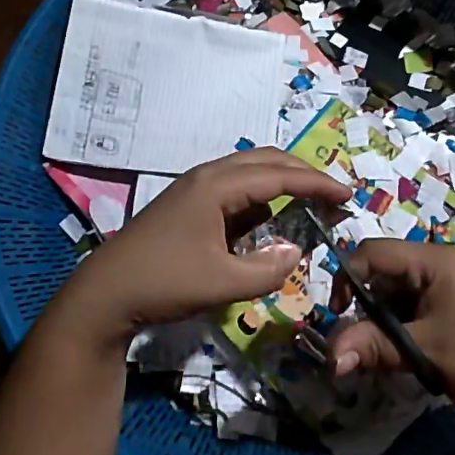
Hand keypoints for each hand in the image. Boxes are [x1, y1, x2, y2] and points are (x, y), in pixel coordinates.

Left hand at [47, 148, 349, 349]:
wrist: (106, 293)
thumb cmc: (163, 282)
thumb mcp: (221, 284)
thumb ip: (266, 270)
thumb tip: (296, 253)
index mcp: (218, 186)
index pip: (279, 175)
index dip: (317, 184)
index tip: (348, 195)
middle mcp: (209, 177)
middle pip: (266, 161)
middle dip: (304, 173)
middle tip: (334, 194)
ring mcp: (196, 188)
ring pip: (250, 171)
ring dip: (283, 180)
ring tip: (311, 200)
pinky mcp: (190, 204)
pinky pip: (236, 188)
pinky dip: (262, 195)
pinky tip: (272, 216)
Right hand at [328, 239, 454, 420]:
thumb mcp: (423, 352)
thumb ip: (371, 346)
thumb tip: (329, 359)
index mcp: (436, 259)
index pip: (374, 252)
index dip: (348, 278)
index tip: (339, 315)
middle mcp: (446, 262)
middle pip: (388, 271)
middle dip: (368, 304)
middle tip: (360, 340)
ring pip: (403, 291)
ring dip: (387, 318)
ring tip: (384, 352)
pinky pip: (422, 303)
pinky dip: (408, 325)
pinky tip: (410, 352)